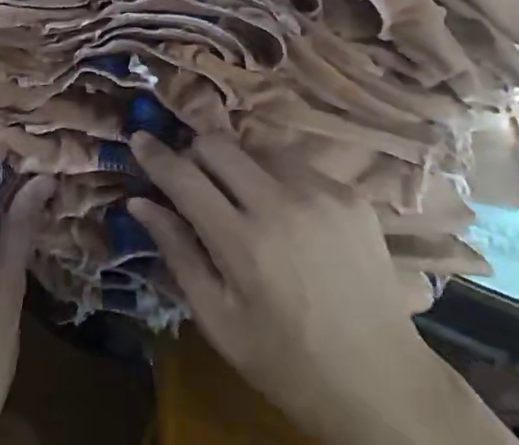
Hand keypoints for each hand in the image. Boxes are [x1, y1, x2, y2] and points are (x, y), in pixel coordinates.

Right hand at [128, 133, 517, 444]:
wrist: (380, 380)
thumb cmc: (286, 362)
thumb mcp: (219, 320)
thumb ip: (178, 253)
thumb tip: (140, 203)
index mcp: (243, 241)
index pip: (184, 176)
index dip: (155, 154)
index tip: (139, 139)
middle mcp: (281, 202)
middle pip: (220, 145)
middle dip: (196, 153)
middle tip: (191, 178)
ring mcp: (321, 193)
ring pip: (259, 148)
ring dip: (238, 163)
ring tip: (240, 198)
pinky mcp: (350, 195)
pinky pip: (298, 166)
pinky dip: (278, 178)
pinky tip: (285, 214)